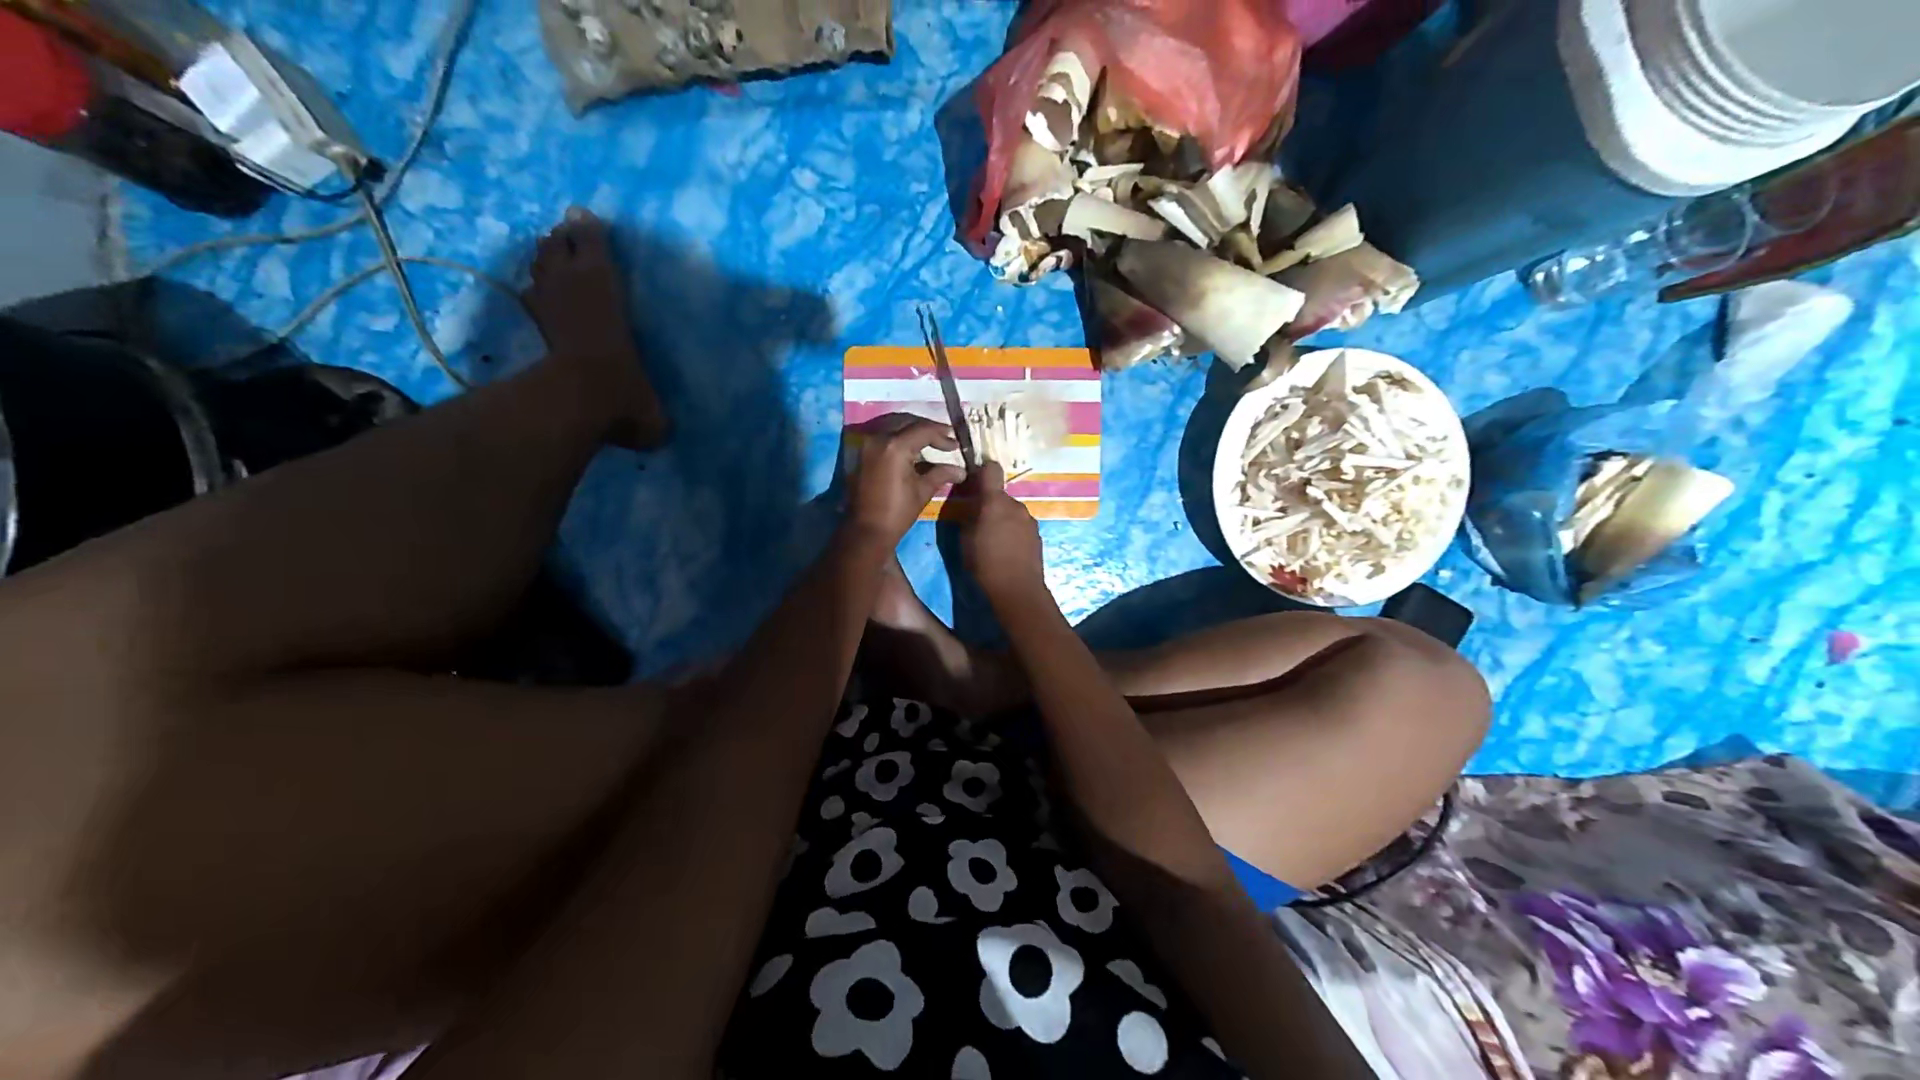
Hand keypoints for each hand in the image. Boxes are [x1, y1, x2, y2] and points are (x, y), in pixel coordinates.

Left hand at [848, 414, 965, 543]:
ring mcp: (866, 444)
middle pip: (907, 421)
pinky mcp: (861, 452)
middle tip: (944, 439)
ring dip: (911, 430)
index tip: (955, 443)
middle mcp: (878, 438)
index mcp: (895, 446)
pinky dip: (898, 437)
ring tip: (928, 442)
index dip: (942, 435)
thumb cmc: (897, 513)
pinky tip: (910, 449)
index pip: (923, 429)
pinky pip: (883, 435)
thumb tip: (961, 470)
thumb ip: (941, 473)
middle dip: (927, 428)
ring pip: (893, 425)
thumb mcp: (923, 491)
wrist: (866, 531)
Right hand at [952, 462, 1046, 603]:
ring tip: (993, 542)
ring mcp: (1030, 520)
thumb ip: (970, 516)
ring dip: (1003, 519)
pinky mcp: (1037, 535)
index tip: (975, 479)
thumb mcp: (965, 539)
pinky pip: (1020, 526)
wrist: (1017, 590)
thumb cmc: (985, 564)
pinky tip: (1007, 551)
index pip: (992, 469)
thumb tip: (974, 507)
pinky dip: (1013, 532)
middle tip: (979, 523)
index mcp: (995, 502)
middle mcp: (1016, 505)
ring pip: (1011, 512)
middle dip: (990, 505)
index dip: (983, 470)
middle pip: (1001, 496)